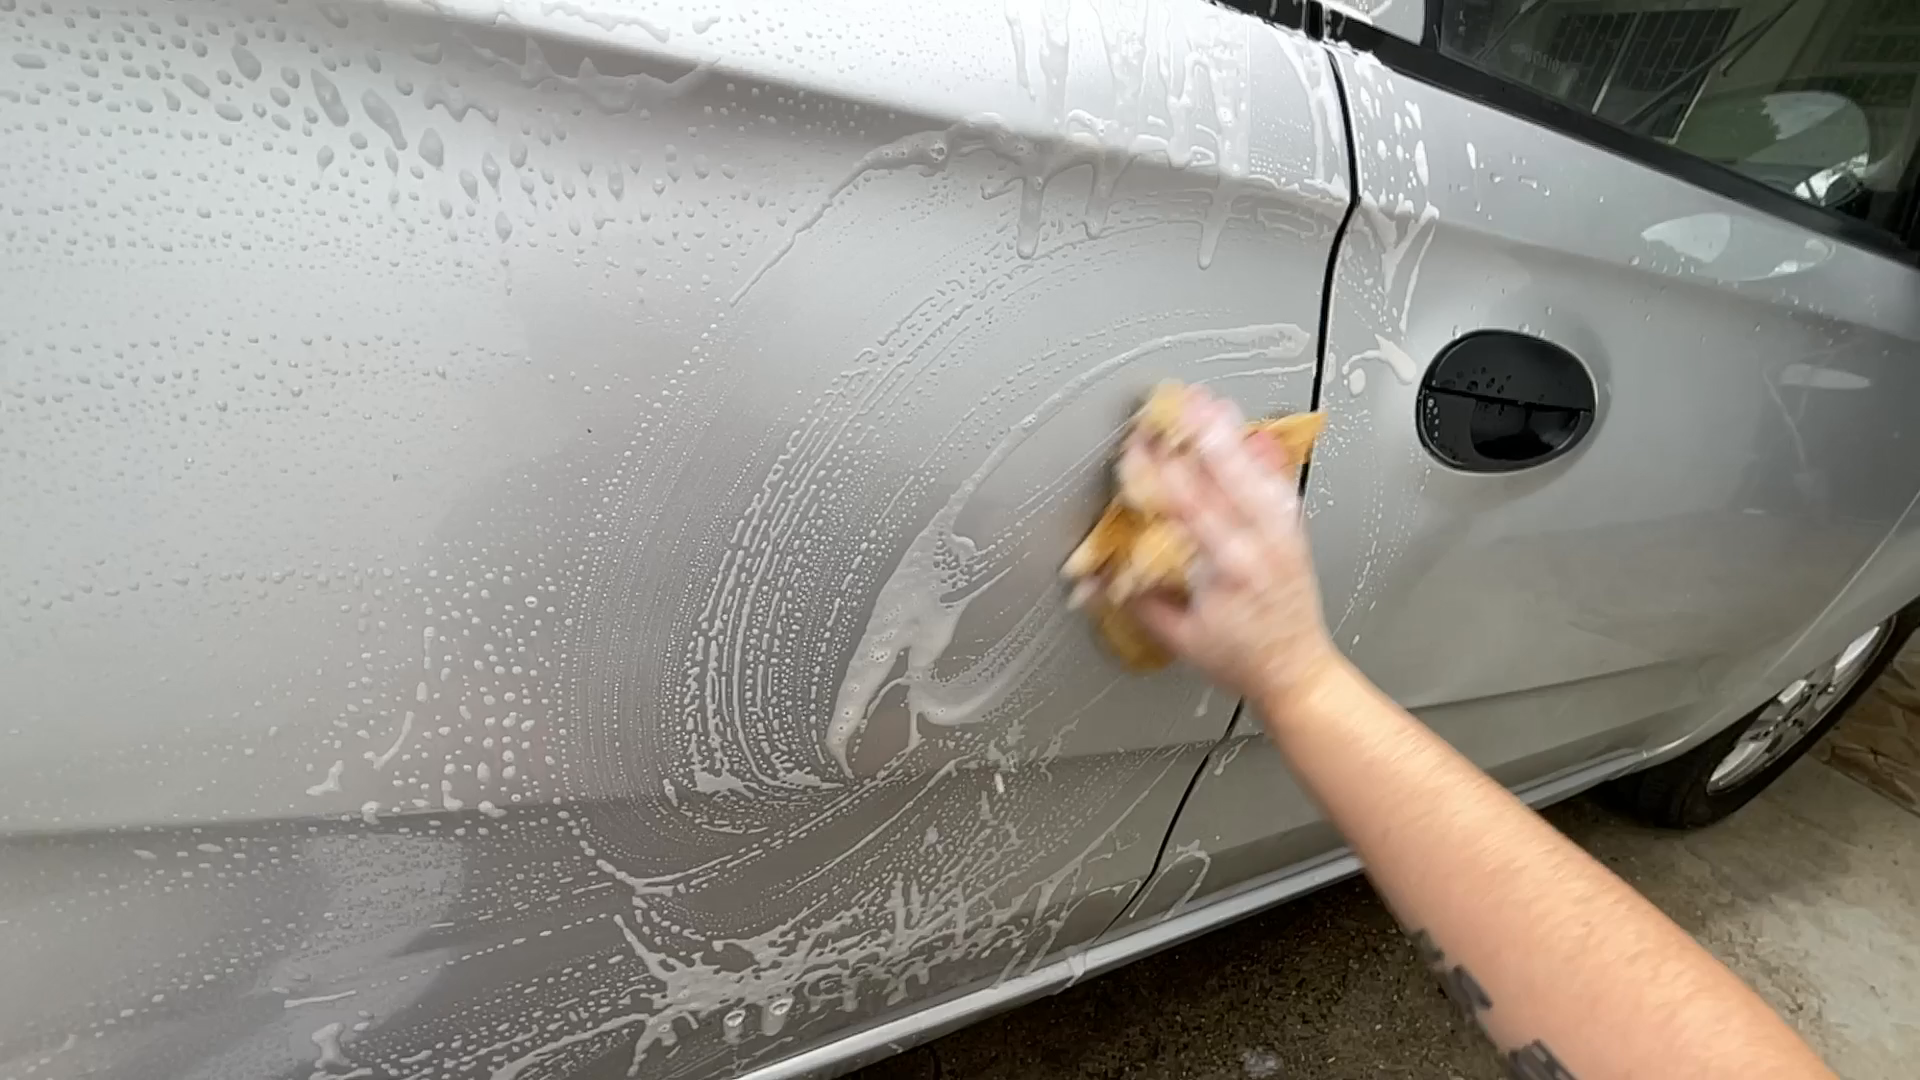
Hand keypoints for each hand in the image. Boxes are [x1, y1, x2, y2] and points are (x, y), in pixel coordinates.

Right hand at [1125, 389, 1340, 709]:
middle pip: (1230, 477)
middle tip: (1181, 402)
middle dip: (1202, 435)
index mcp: (1229, 568)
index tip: (1138, 445)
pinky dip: (1267, 458)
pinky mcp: (1293, 533)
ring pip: (1258, 474)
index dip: (1159, 472)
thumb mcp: (1178, 638)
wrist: (1297, 671)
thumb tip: (1093, 580)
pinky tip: (1257, 437)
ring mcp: (1283, 535)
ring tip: (1215, 404)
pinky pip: (1280, 486)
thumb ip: (1136, 603)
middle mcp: (1261, 544)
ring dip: (1234, 435)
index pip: (1188, 506)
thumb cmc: (1241, 658)